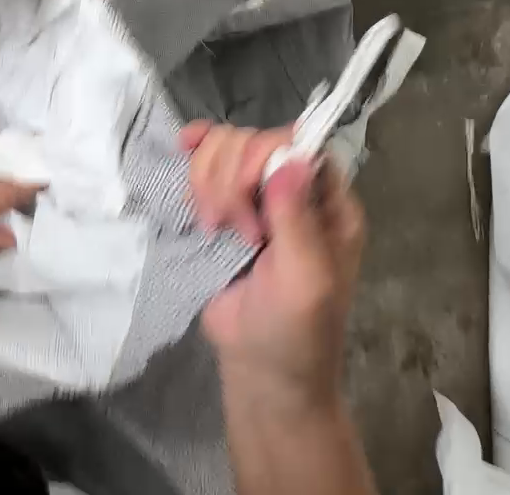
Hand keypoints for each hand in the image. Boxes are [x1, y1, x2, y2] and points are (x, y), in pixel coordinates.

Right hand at [181, 121, 364, 411]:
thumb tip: (291, 155)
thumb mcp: (305, 281)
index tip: (249, 194)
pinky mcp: (221, 205)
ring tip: (215, 229)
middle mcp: (291, 191)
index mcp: (328, 206)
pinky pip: (203, 160)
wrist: (260, 368)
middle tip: (236, 231)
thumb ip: (297, 220)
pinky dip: (192, 157)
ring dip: (207, 183)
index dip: (264, 156)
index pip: (297, 145)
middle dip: (231, 180)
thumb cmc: (295, 332)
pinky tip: (181, 150)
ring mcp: (254, 196)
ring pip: (222, 148)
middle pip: (252, 141)